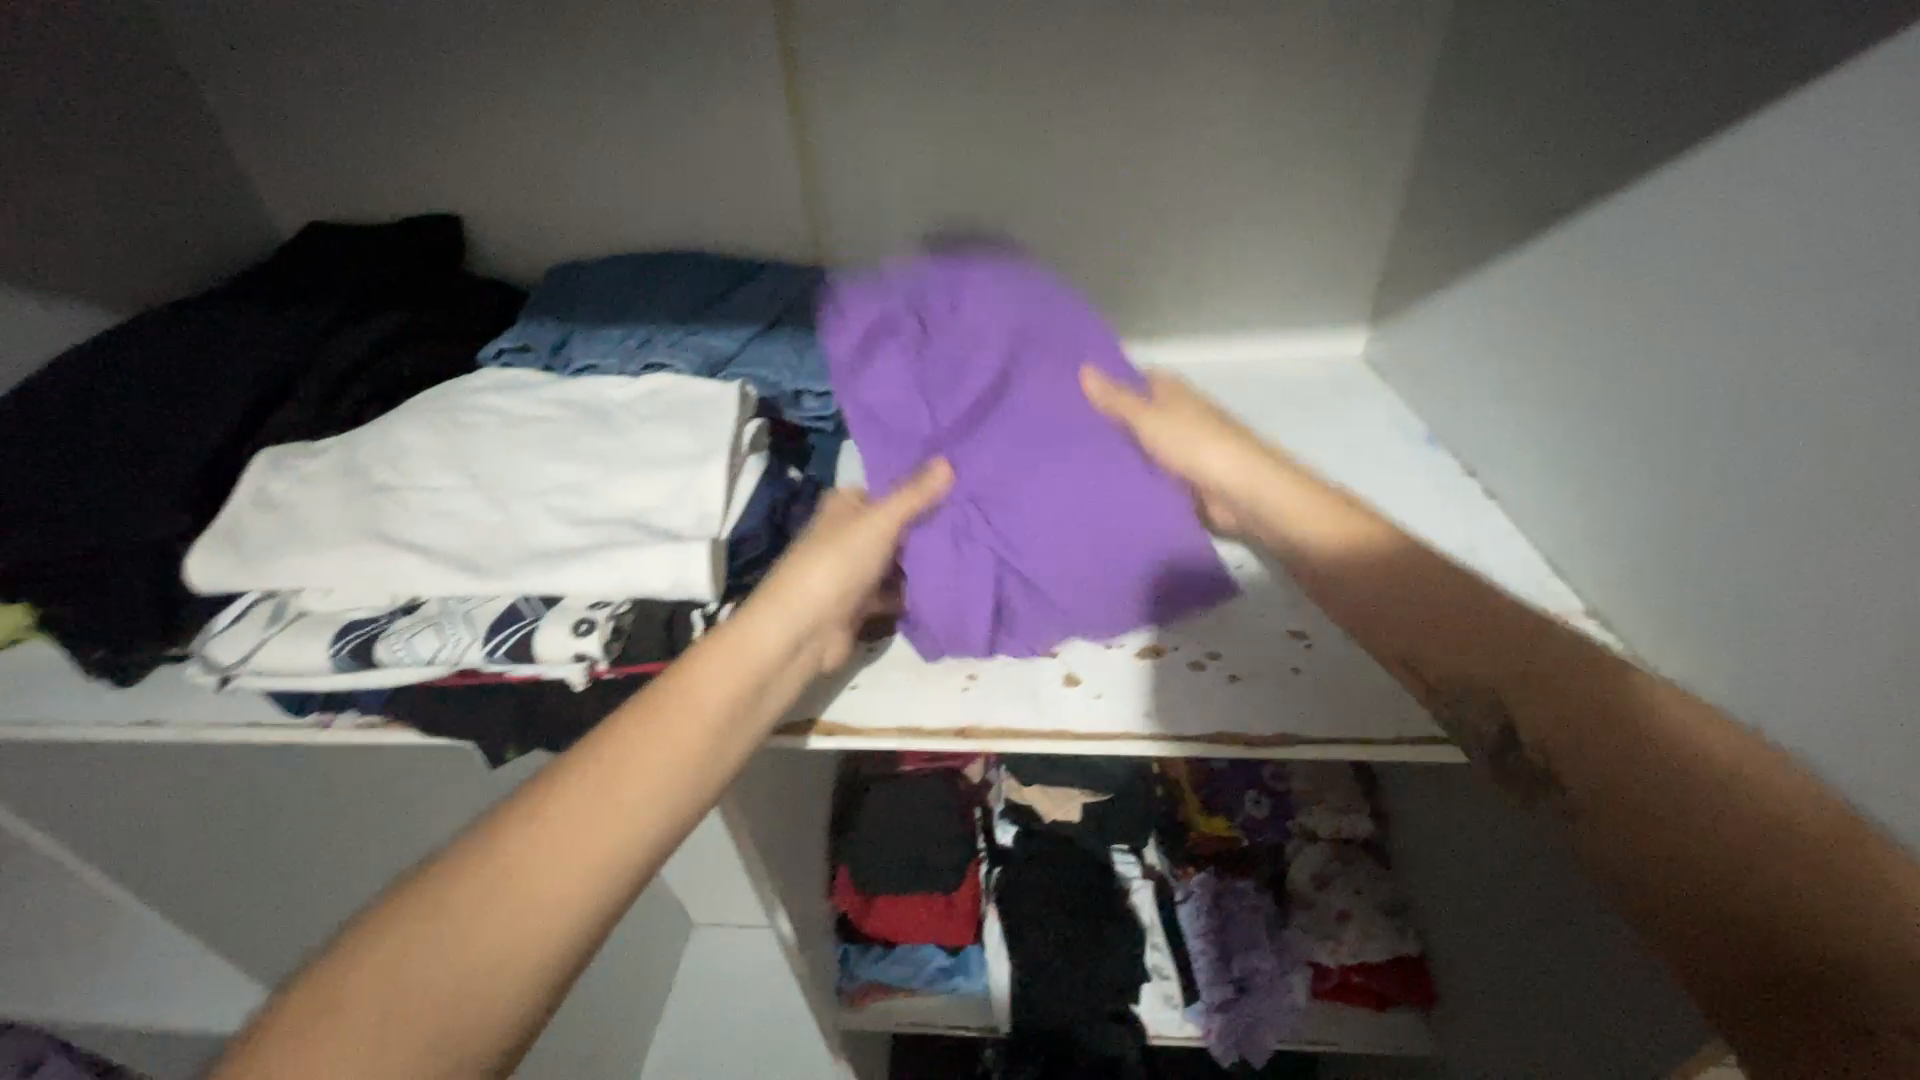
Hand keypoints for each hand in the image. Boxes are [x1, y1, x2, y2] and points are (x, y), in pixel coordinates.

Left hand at [744, 458, 954, 672]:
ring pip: (898, 561)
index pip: (886, 489)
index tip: (960, 484)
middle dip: (928, 527)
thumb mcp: (880, 521)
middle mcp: (848, 534)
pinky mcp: (862, 604)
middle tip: (976, 519)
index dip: (918, 488)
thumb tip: (948, 460)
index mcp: (845, 506)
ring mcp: (854, 571)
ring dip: (925, 562)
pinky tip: (950, 586)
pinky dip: (916, 593)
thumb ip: (915, 495)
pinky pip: (896, 593)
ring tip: (974, 551)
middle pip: (896, 527)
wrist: (803, 630)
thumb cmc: (837, 564)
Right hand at [1080, 364, 1275, 535]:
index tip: (1069, 394)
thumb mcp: (1148, 418)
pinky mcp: (1182, 485)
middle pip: (1135, 417)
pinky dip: (1130, 484)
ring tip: (1069, 464)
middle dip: (1105, 425)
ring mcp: (1180, 452)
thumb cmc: (1197, 445)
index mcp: (1172, 393)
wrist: (1242, 494)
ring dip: (1115, 458)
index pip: (1134, 380)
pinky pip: (1148, 480)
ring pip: (1139, 451)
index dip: (1106, 385)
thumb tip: (1083, 368)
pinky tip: (1098, 489)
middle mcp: (1177, 417)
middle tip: (1060, 434)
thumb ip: (1116, 399)